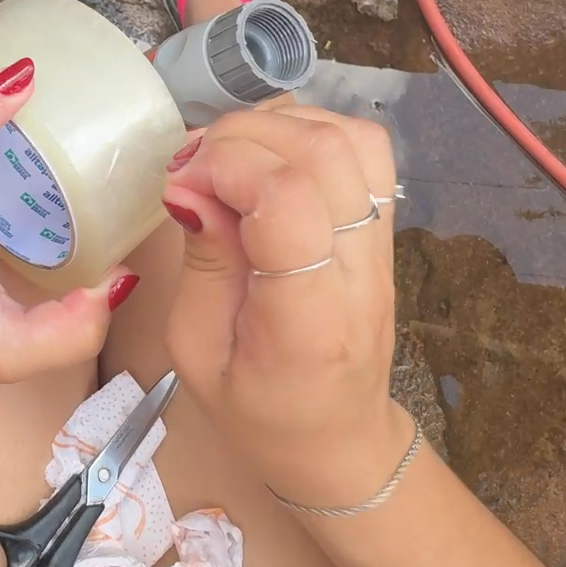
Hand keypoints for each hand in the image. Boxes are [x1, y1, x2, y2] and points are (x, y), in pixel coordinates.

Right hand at [162, 106, 410, 505]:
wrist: (338, 441)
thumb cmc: (257, 409)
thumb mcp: (197, 350)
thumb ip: (200, 260)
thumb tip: (188, 181)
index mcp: (308, 319)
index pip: (288, 198)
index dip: (227, 165)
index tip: (181, 179)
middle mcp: (359, 270)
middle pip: (323, 153)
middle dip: (243, 135)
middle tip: (196, 163)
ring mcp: (382, 245)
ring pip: (352, 138)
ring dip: (278, 125)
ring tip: (231, 153)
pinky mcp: (384, 229)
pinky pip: (364, 150)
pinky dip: (310, 129)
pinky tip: (268, 154)